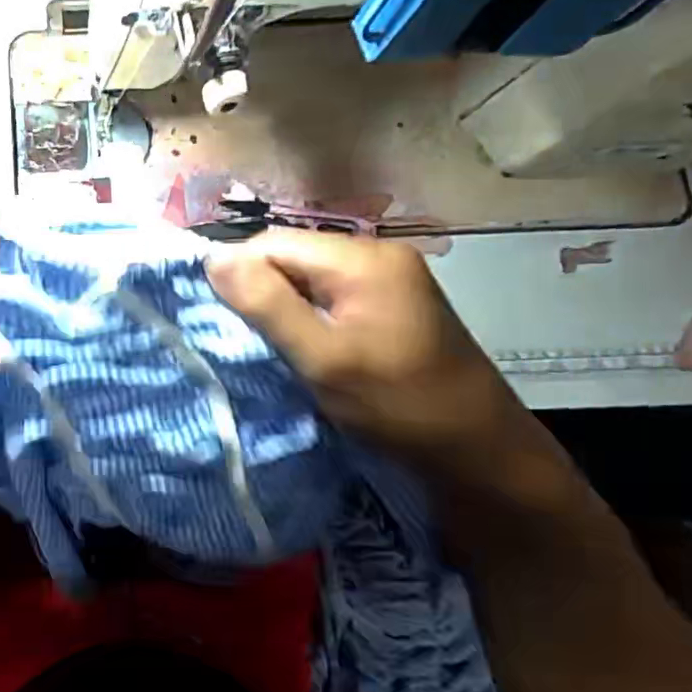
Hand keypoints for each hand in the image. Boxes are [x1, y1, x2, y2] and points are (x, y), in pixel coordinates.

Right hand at [207, 229, 526, 468]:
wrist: (477, 448)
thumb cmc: (397, 405)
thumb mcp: (323, 359)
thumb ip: (268, 305)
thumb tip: (214, 259)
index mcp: (362, 258)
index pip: (274, 243)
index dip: (240, 275)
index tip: (224, 323)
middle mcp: (378, 253)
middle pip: (294, 256)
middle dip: (264, 292)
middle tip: (249, 341)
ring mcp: (391, 277)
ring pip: (311, 277)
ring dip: (286, 306)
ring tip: (276, 347)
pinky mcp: (395, 301)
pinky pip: (335, 294)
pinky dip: (312, 315)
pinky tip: (308, 346)